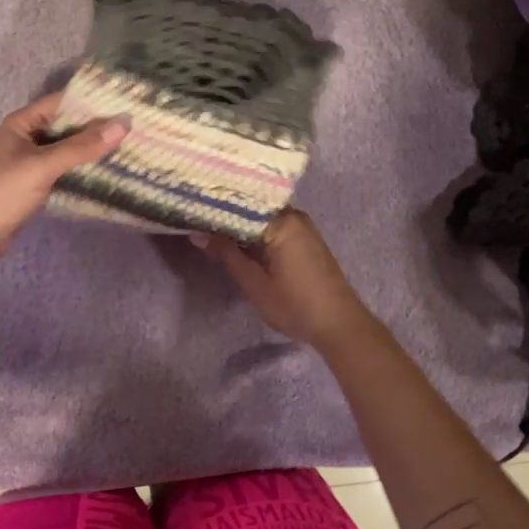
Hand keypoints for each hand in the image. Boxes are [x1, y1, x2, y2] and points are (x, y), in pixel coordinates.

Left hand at [0, 93, 127, 260]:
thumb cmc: (3, 192)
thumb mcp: (43, 166)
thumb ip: (81, 146)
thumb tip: (123, 124)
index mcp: (22, 122)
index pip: (62, 101)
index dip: (91, 100)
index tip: (123, 101)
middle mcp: (27, 135)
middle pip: (66, 123)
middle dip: (96, 124)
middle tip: (133, 124)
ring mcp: (31, 159)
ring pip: (67, 146)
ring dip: (91, 146)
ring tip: (128, 143)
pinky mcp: (36, 180)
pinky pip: (64, 165)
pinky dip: (82, 164)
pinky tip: (106, 167)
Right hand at [197, 209, 377, 347]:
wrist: (340, 324)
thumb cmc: (296, 306)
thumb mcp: (255, 284)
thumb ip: (227, 255)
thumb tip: (196, 233)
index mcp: (282, 222)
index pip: (241, 205)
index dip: (214, 207)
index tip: (189, 207)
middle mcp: (294, 215)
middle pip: (252, 207)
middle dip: (226, 212)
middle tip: (194, 214)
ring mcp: (302, 225)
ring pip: (262, 216)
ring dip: (240, 222)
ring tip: (208, 224)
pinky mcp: (305, 238)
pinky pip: (274, 225)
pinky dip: (255, 230)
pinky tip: (236, 238)